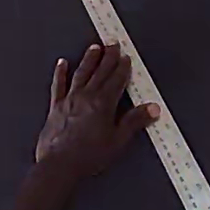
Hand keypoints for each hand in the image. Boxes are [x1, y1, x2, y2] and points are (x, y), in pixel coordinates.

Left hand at [34, 43, 160, 180]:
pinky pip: (58, 84)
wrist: (59, 165)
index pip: (116, 80)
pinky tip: (62, 63)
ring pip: (81, 73)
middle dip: (108, 57)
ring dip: (89, 59)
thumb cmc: (89, 156)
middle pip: (100, 72)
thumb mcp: (118, 141)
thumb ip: (134, 122)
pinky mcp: (56, 106)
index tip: (126, 57)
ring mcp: (70, 99)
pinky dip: (60, 72)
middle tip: (113, 43)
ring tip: (94, 47)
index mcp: (103, 103)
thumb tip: (153, 108)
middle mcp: (86, 96)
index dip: (122, 67)